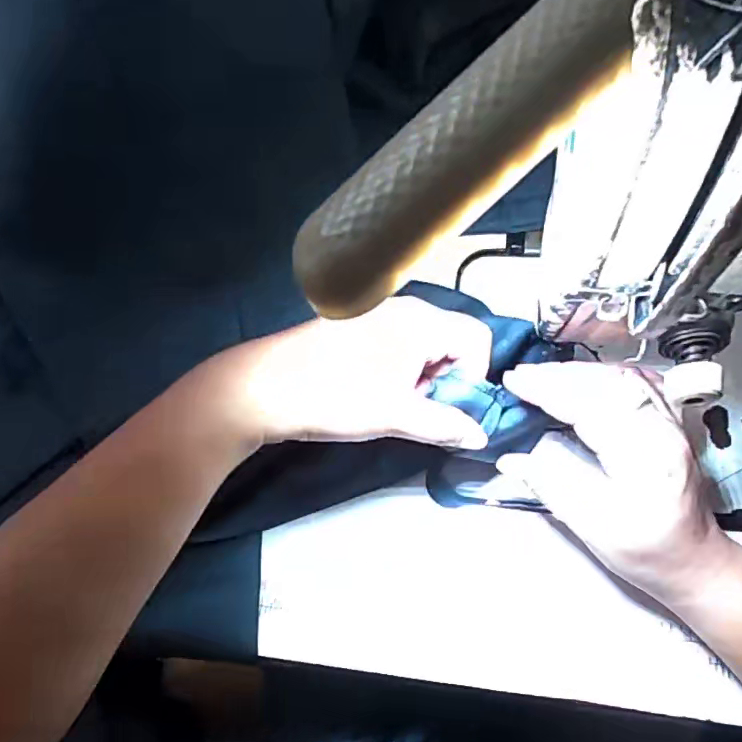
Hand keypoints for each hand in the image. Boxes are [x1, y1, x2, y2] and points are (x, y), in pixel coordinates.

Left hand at [196, 296, 493, 450]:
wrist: (262, 388)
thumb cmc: (334, 398)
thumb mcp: (396, 416)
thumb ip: (445, 425)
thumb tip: (479, 435)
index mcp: (421, 319)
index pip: (476, 338)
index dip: (473, 378)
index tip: (449, 408)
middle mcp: (401, 306)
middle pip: (449, 339)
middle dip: (443, 378)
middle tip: (416, 409)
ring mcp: (371, 312)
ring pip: (418, 344)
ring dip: (416, 377)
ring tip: (388, 404)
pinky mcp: (348, 325)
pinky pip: (390, 343)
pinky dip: (392, 369)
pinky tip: (366, 391)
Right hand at [493, 362, 738, 604]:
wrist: (693, 560)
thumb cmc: (647, 550)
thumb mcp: (593, 527)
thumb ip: (553, 486)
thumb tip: (513, 459)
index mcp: (647, 457)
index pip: (594, 406)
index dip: (550, 391)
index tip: (515, 383)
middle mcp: (665, 431)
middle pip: (612, 382)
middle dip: (561, 375)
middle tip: (521, 376)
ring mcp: (671, 424)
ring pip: (625, 378)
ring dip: (580, 372)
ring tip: (542, 377)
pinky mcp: (669, 424)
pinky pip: (638, 384)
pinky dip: (602, 375)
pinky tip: (582, 380)